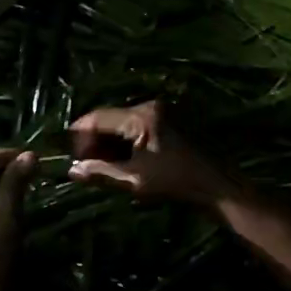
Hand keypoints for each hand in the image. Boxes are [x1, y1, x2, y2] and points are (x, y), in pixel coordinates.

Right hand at [67, 102, 238, 206]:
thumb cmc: (176, 182)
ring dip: (109, 142)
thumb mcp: (135, 180)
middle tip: (86, 166)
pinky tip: (123, 160)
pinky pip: (137, 125)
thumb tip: (72, 171)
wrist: (218, 185)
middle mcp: (149, 106)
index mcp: (140, 117)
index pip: (96, 118)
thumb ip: (101, 173)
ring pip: (121, 122)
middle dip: (94, 141)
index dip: (79, 137)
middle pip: (109, 118)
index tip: (74, 159)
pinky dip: (125, 140)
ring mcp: (161, 111)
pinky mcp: (168, 119)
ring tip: (104, 166)